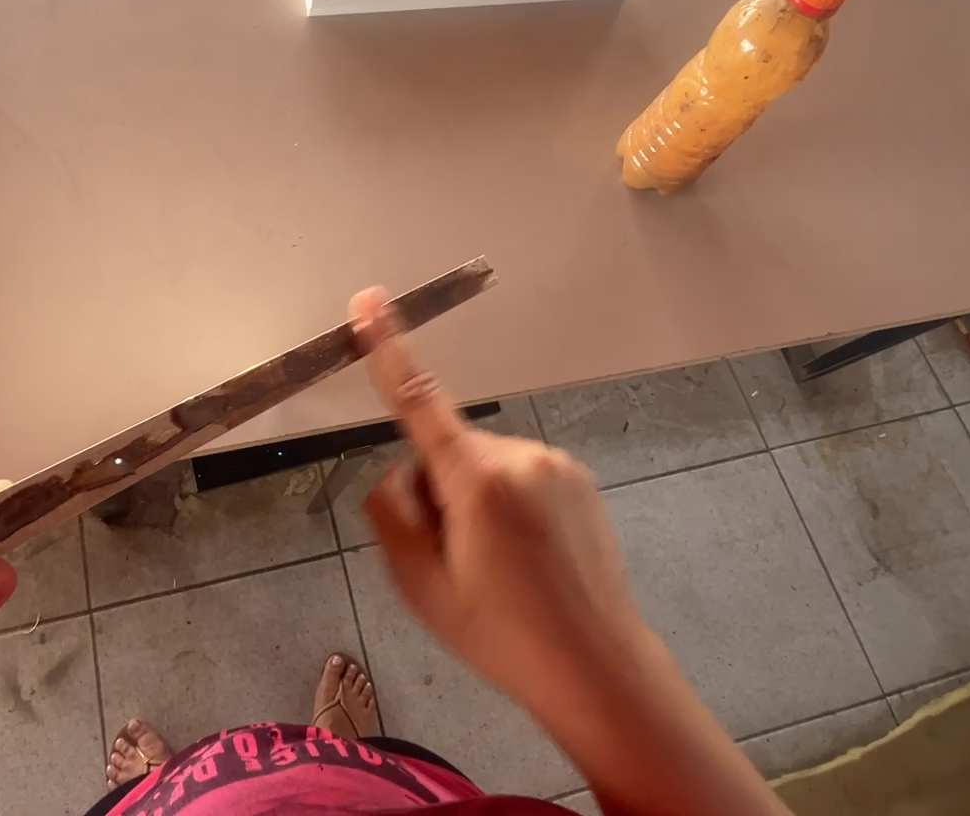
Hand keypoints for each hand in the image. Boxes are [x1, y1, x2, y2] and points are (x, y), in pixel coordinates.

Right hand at [349, 288, 641, 710]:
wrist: (599, 669)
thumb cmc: (500, 634)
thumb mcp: (419, 586)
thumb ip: (390, 513)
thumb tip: (398, 473)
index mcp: (476, 479)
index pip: (418, 400)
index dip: (388, 347)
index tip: (370, 301)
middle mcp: (519, 455)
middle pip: (447, 450)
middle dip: (439, 489)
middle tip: (458, 557)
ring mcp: (556, 463)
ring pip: (482, 462)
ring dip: (475, 496)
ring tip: (501, 563)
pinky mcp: (578, 475)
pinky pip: (518, 472)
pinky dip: (509, 500)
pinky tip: (530, 553)